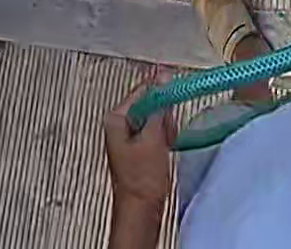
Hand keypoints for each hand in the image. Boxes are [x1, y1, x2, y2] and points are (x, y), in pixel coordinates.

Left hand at [103, 77, 174, 207]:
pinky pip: (156, 127)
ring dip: (165, 124)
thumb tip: (163, 79)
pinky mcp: (139, 144)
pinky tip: (165, 146)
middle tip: (166, 129)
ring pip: (155, 114)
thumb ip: (158, 106)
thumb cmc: (142, 180)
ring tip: (165, 141)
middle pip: (149, 101)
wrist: (142, 211)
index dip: (161, 89)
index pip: (142, 89)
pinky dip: (164, 134)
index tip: (175, 89)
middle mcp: (119, 123)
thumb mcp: (153, 136)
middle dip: (163, 113)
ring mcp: (129, 134)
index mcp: (115, 118)